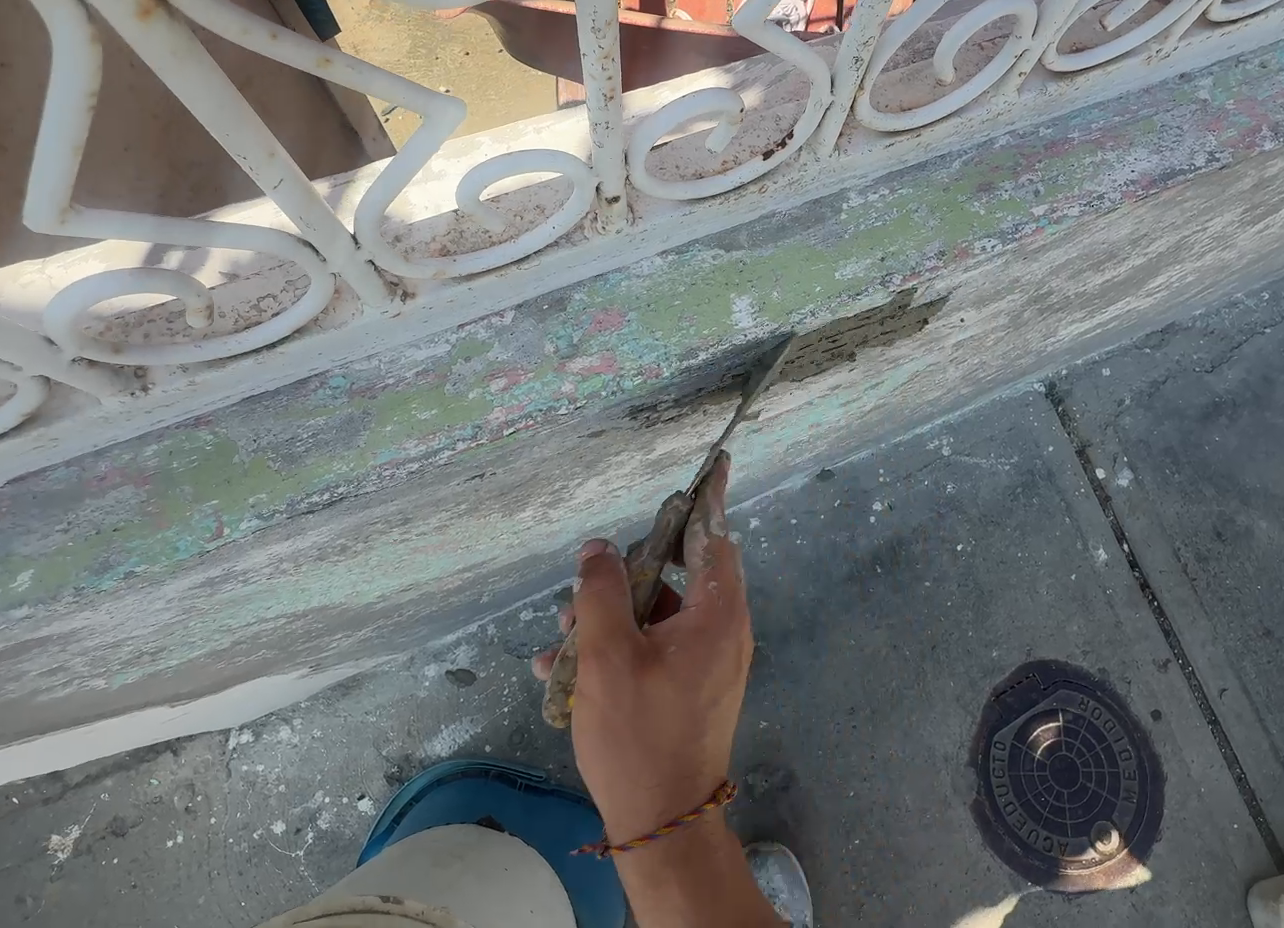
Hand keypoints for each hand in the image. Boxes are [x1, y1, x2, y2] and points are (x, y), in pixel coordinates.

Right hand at [532, 456, 752, 843]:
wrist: (662, 821)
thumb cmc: (639, 733)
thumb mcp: (608, 656)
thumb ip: (601, 593)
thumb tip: (598, 549)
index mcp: (717, 613)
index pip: (715, 537)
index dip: (708, 498)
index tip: (714, 462)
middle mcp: (722, 630)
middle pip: (676, 573)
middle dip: (625, 575)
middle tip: (585, 585)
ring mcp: (708, 659)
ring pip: (658, 612)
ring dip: (611, 616)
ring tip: (561, 638)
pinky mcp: (691, 684)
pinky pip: (656, 646)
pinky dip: (620, 647)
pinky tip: (565, 668)